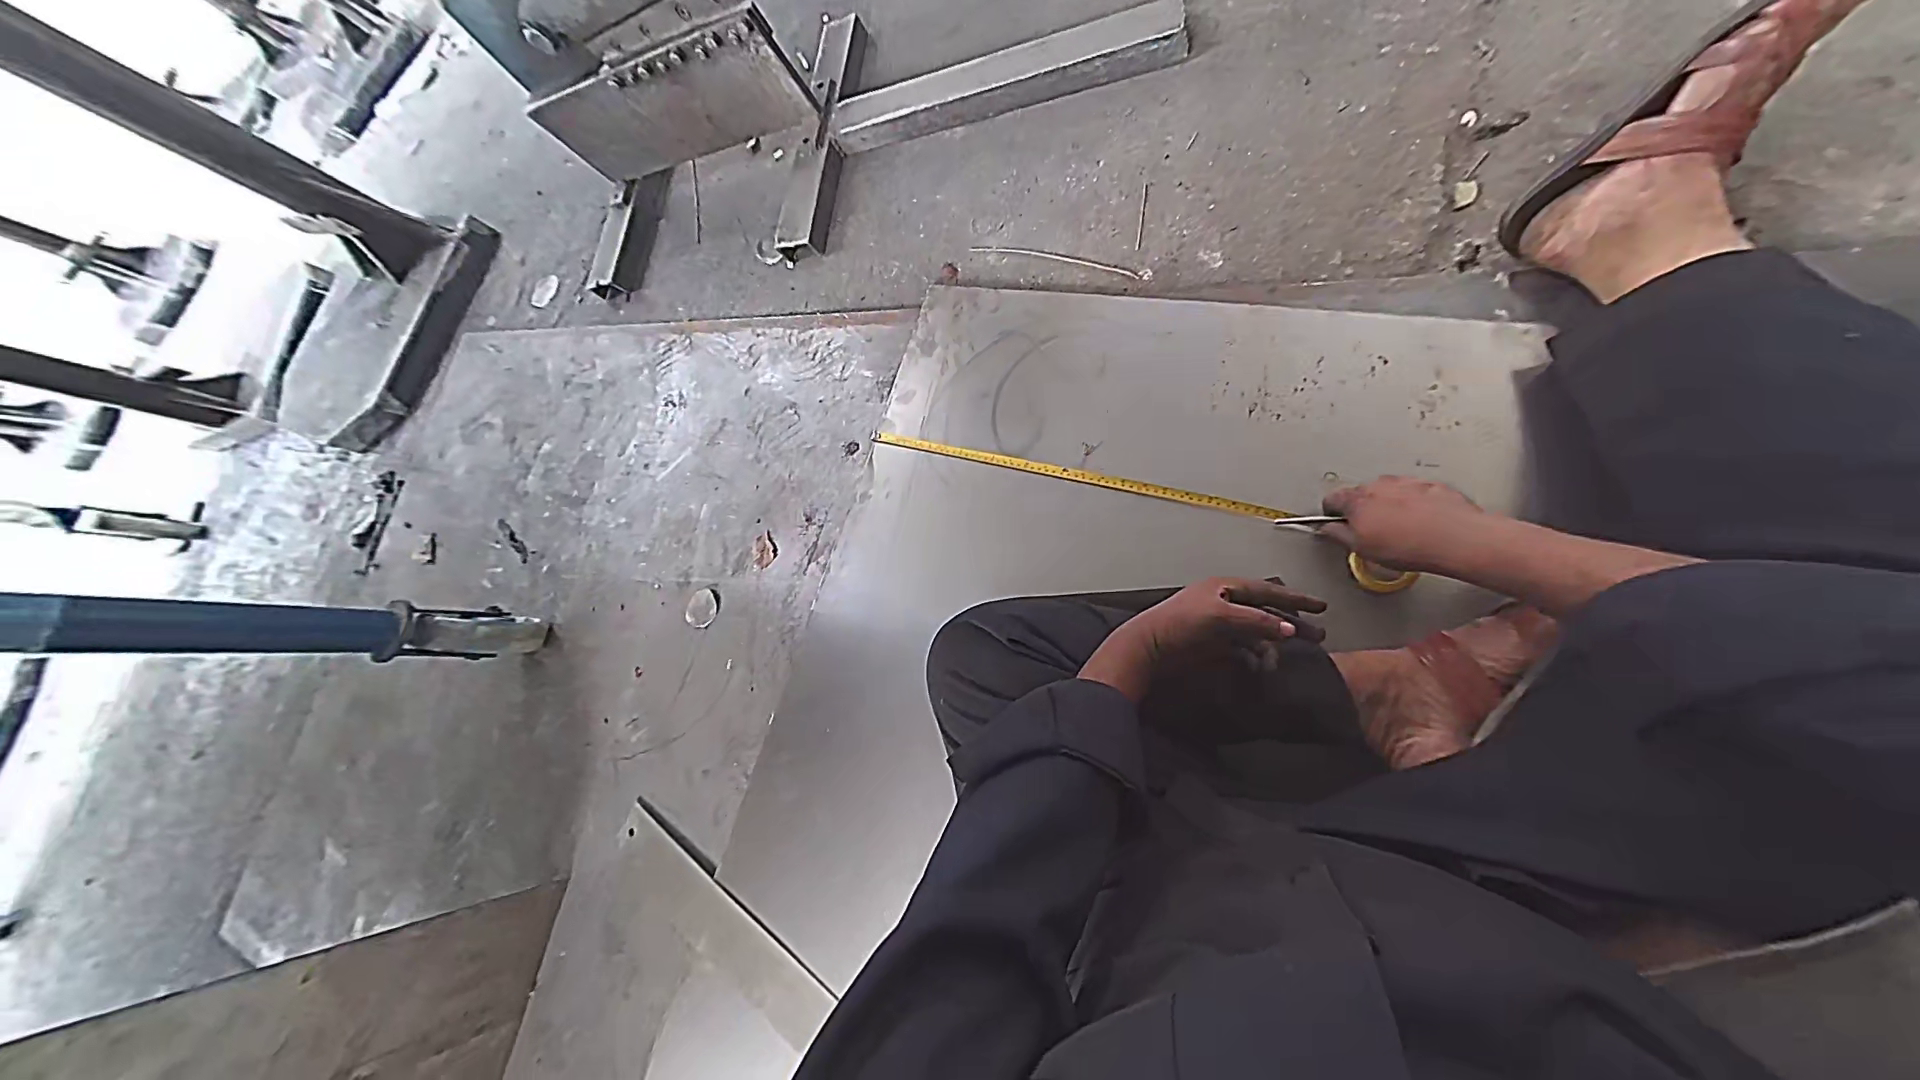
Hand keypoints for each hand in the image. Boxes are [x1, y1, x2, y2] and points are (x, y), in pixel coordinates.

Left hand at [1079, 578, 1326, 700]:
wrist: (1149, 647)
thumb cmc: (1179, 623)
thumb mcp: (1220, 616)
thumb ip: (1257, 621)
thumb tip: (1290, 629)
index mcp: (1224, 587)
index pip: (1267, 590)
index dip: (1295, 599)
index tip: (1320, 607)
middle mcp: (1223, 602)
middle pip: (1265, 611)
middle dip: (1290, 623)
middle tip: (1317, 635)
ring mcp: (1218, 624)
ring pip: (1255, 632)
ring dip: (1271, 644)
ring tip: (1284, 659)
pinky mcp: (1212, 644)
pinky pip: (1242, 648)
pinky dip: (1254, 655)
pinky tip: (1262, 665)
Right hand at [1320, 476, 1490, 573]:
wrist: (1457, 539)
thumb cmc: (1410, 545)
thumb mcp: (1361, 549)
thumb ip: (1338, 535)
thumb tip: (1329, 529)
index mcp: (1357, 499)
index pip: (1332, 499)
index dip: (1332, 514)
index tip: (1337, 523)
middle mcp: (1379, 485)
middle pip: (1360, 493)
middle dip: (1362, 509)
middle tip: (1370, 530)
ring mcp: (1407, 483)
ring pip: (1388, 491)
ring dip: (1389, 505)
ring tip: (1399, 528)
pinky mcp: (1432, 486)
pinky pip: (1414, 493)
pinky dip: (1413, 504)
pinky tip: (1420, 522)